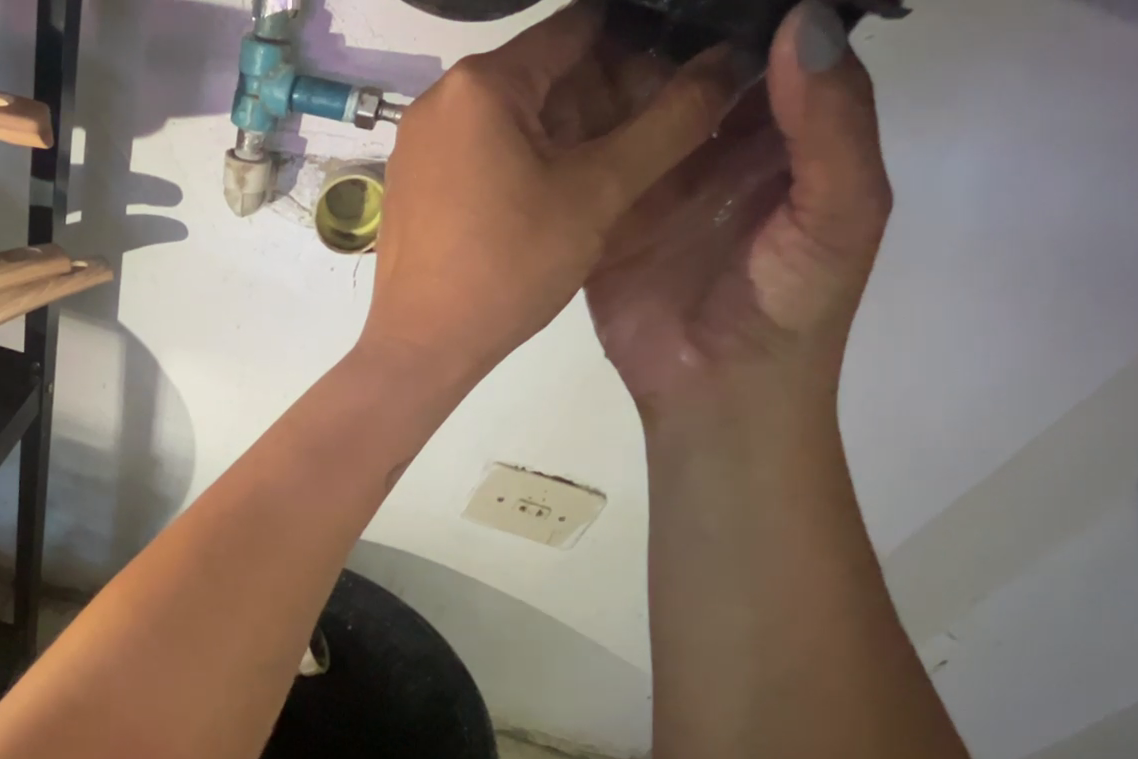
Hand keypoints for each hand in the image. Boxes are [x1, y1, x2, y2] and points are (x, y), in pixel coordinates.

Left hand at [364, 1, 742, 370]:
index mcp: (480, 83)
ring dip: (569, 133)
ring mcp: (418, 146)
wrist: (421, 348)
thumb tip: (725, 65)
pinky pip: (480, 151)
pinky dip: (524, 160)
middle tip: (656, 134)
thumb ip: (669, 122)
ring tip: (615, 171)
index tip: (681, 73)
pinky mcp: (413, 185)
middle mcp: (439, 100)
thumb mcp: (597, 193)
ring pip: (513, 115)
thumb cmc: (506, 267)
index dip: (640, 43)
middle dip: (606, 96)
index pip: (580, 29)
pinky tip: (557, 196)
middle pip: (545, 72)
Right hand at [585, 0, 892, 417]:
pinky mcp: (603, 219)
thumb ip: (832, 120)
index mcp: (786, 134)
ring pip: (636, 112)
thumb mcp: (842, 208)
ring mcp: (654, 183)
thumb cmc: (792, 303)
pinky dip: (574, 136)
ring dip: (614, 76)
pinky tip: (549, 101)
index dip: (749, 12)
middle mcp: (717, 148)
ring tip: (584, 33)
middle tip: (625, 1)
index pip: (770, 49)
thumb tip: (801, 18)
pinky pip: (591, 168)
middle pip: (692, 72)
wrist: (714, 392)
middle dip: (668, 34)